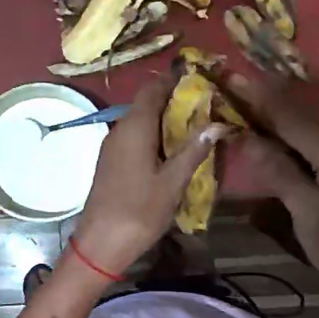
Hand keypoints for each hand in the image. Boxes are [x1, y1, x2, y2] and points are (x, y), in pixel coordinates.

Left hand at [69, 77, 230, 275]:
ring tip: (199, 121)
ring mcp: (112, 147)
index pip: (153, 89)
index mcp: (134, 128)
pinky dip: (156, 135)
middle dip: (176, 98)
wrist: (100, 243)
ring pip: (142, 121)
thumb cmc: (138, 211)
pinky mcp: (112, 162)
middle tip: (209, 100)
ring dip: (167, 118)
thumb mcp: (173, 182)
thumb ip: (194, 150)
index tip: (203, 74)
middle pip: (148, 103)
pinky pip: (136, 138)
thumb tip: (218, 123)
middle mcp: (119, 130)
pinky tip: (176, 146)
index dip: (175, 78)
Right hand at [218, 68, 318, 317]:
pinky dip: (281, 128)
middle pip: (297, 113)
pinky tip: (262, 126)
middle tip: (226, 78)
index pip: (289, 116)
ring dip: (270, 108)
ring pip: (302, 123)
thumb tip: (245, 138)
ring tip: (237, 94)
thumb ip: (280, 173)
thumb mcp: (311, 215)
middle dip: (261, 95)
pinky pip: (306, 138)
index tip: (227, 75)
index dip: (256, 96)